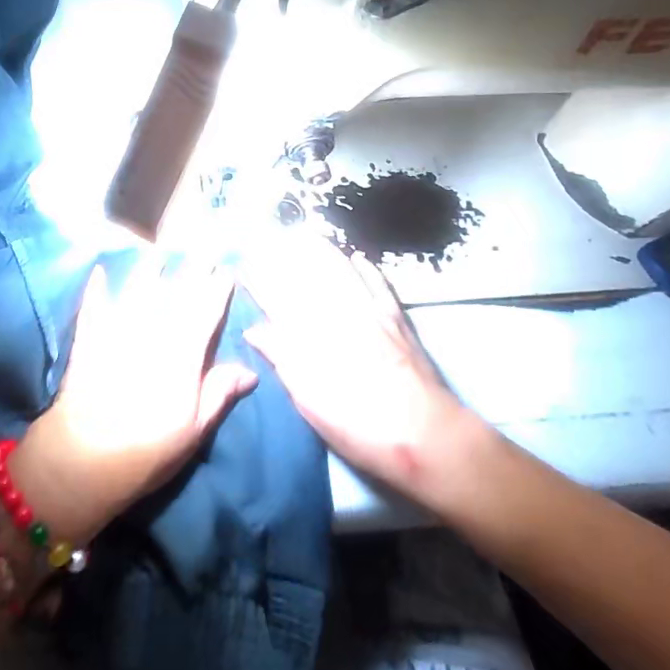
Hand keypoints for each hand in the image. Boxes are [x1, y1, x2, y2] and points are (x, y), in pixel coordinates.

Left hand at [9, 262, 255, 542]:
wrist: (83, 456)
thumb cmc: (147, 449)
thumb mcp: (193, 430)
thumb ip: (218, 393)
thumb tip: (249, 371)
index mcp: (182, 354)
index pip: (205, 312)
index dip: (218, 288)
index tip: (227, 269)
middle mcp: (152, 332)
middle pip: (175, 293)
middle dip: (191, 270)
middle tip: (202, 249)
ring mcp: (117, 332)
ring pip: (136, 290)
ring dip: (148, 269)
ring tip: (158, 252)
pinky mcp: (88, 338)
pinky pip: (93, 305)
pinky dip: (97, 288)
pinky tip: (98, 271)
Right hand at [240, 235, 492, 510]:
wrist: (426, 434)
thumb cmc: (358, 423)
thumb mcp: (309, 398)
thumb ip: (282, 357)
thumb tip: (254, 328)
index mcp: (311, 334)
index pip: (278, 300)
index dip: (259, 282)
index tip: (243, 266)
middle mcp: (338, 315)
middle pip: (309, 276)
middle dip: (287, 257)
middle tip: (271, 238)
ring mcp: (371, 313)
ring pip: (342, 272)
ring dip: (323, 252)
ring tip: (307, 235)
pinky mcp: (397, 320)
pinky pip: (379, 285)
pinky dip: (367, 269)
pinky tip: (358, 258)